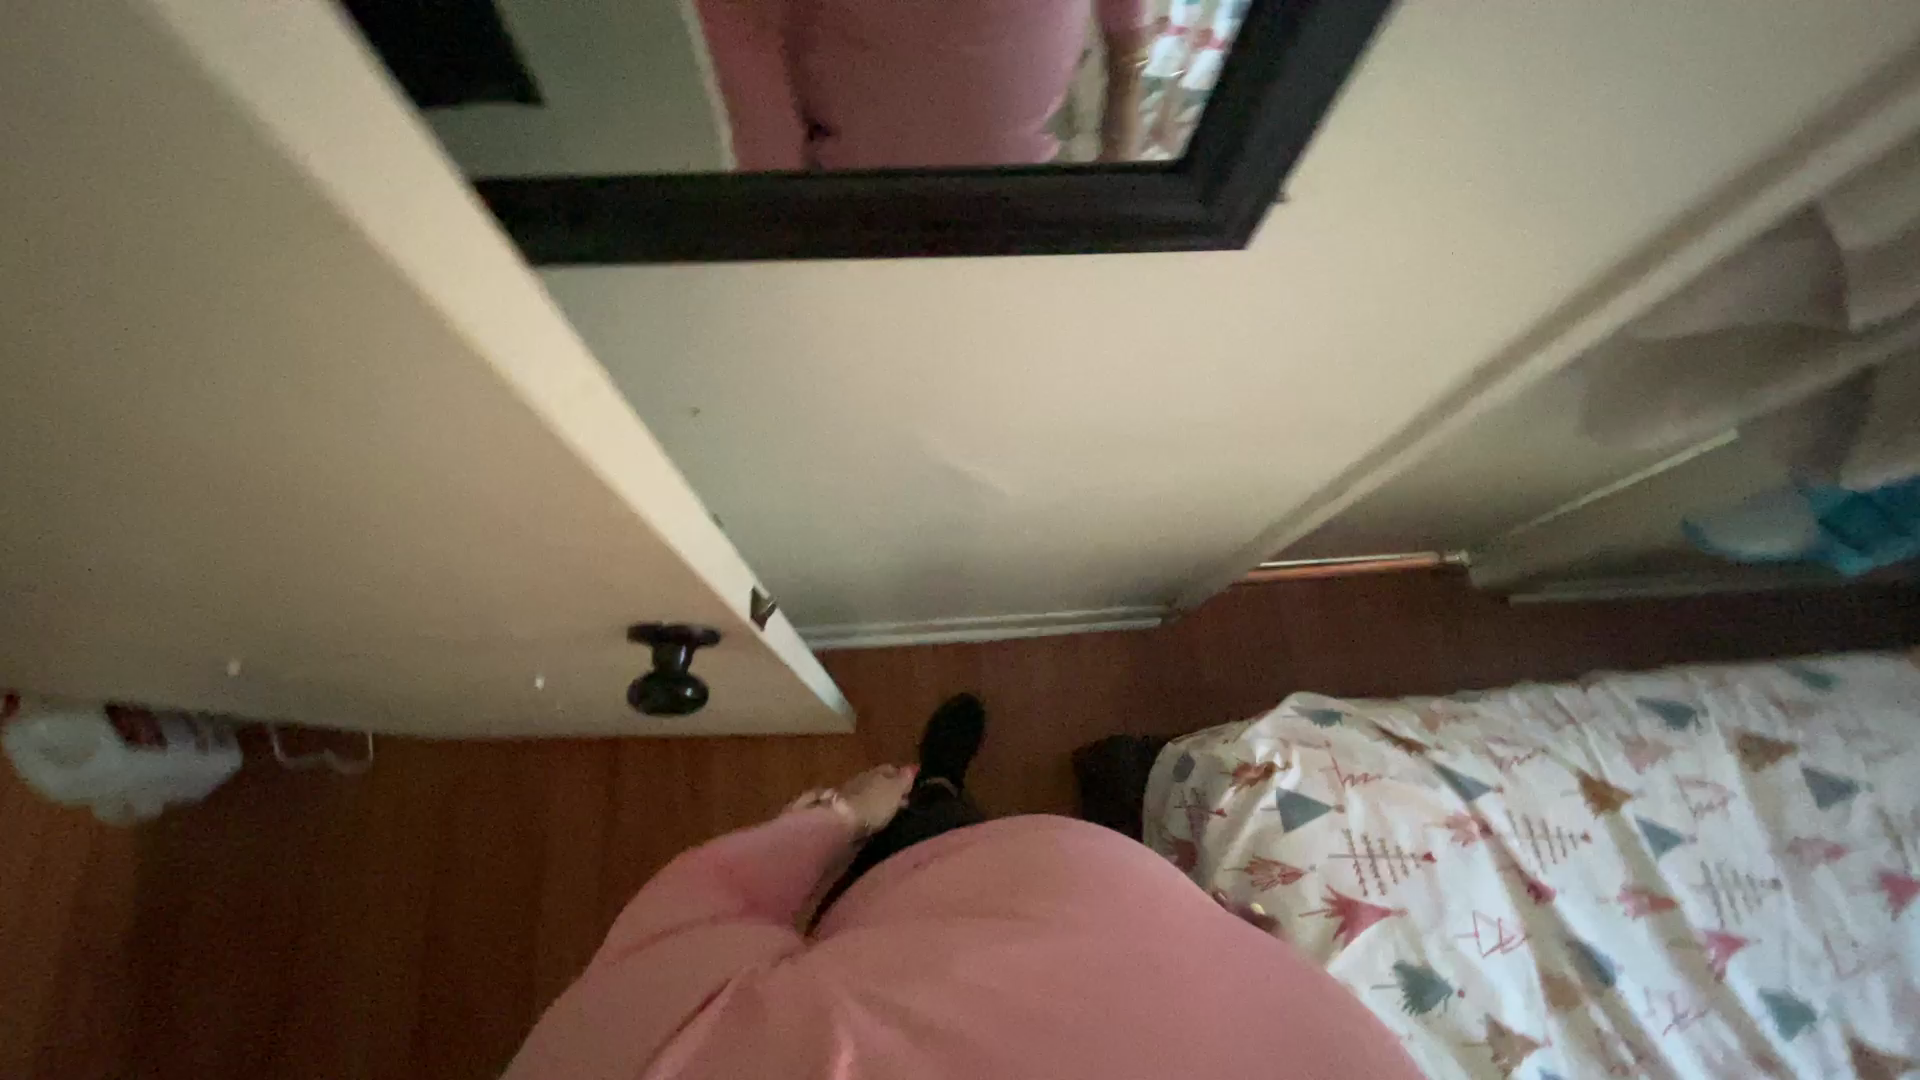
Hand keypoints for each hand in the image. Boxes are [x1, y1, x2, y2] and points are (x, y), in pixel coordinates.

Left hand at [787, 764, 915, 834]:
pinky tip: (870, 820)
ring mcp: (848, 795)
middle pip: (878, 782)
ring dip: (876, 801)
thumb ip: (904, 779)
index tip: (910, 788)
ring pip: (866, 794)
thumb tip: (913, 767)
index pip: (891, 769)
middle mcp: (862, 779)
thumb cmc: (873, 804)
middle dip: (888, 790)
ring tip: (887, 814)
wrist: (840, 823)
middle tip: (902, 803)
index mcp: (877, 771)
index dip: (901, 777)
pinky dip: (865, 811)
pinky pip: (857, 808)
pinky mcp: (839, 812)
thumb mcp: (895, 790)